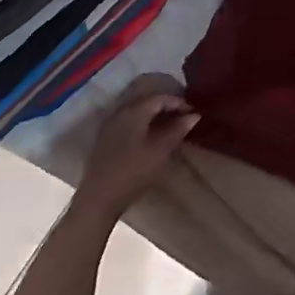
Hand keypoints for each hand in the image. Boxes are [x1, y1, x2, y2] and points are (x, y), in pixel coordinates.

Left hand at [74, 75, 199, 218]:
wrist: (100, 197)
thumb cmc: (134, 171)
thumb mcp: (160, 150)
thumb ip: (178, 129)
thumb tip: (194, 115)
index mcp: (134, 111)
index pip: (160, 97)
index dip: (179, 102)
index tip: (193, 112)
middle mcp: (120, 111)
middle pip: (147, 100)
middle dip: (167, 106)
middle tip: (184, 116)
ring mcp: (110, 124)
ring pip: (137, 110)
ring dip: (155, 114)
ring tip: (171, 125)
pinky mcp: (106, 137)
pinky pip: (129, 120)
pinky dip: (144, 122)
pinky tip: (151, 134)